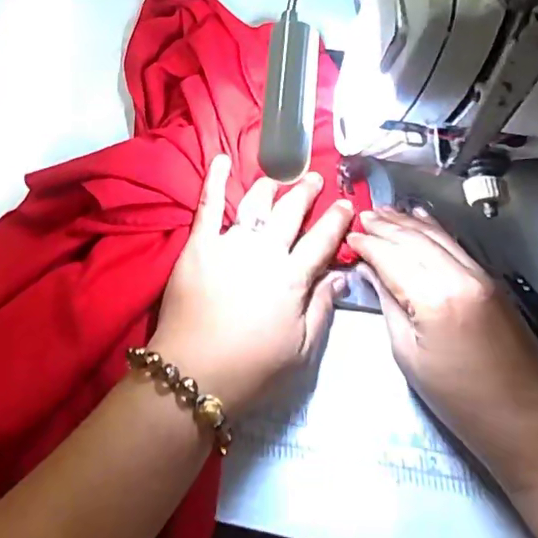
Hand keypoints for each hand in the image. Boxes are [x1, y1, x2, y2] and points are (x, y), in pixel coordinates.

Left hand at [150, 153, 354, 411]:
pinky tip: (221, 160)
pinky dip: (215, 181)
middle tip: (314, 178)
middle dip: (305, 192)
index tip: (346, 203)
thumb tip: (339, 276)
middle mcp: (265, 252)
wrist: (191, 376)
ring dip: (270, 186)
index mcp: (292, 278)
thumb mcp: (300, 352)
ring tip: (278, 177)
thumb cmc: (251, 370)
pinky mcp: (199, 245)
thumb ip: (321, 310)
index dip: (336, 220)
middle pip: (290, 213)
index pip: (321, 240)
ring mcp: (230, 244)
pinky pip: (209, 206)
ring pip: (255, 204)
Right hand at [346, 207, 537, 493]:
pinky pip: (454, 243)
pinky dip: (433, 229)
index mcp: (435, 298)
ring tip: (383, 212)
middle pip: (414, 239)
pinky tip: (420, 219)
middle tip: (362, 216)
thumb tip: (371, 271)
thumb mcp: (410, 357)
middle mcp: (458, 275)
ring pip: (436, 235)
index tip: (349, 236)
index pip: (392, 256)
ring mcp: (478, 272)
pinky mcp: (489, 277)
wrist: (526, 419)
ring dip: (408, 222)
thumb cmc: (461, 401)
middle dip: (385, 226)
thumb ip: (389, 304)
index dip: (368, 244)